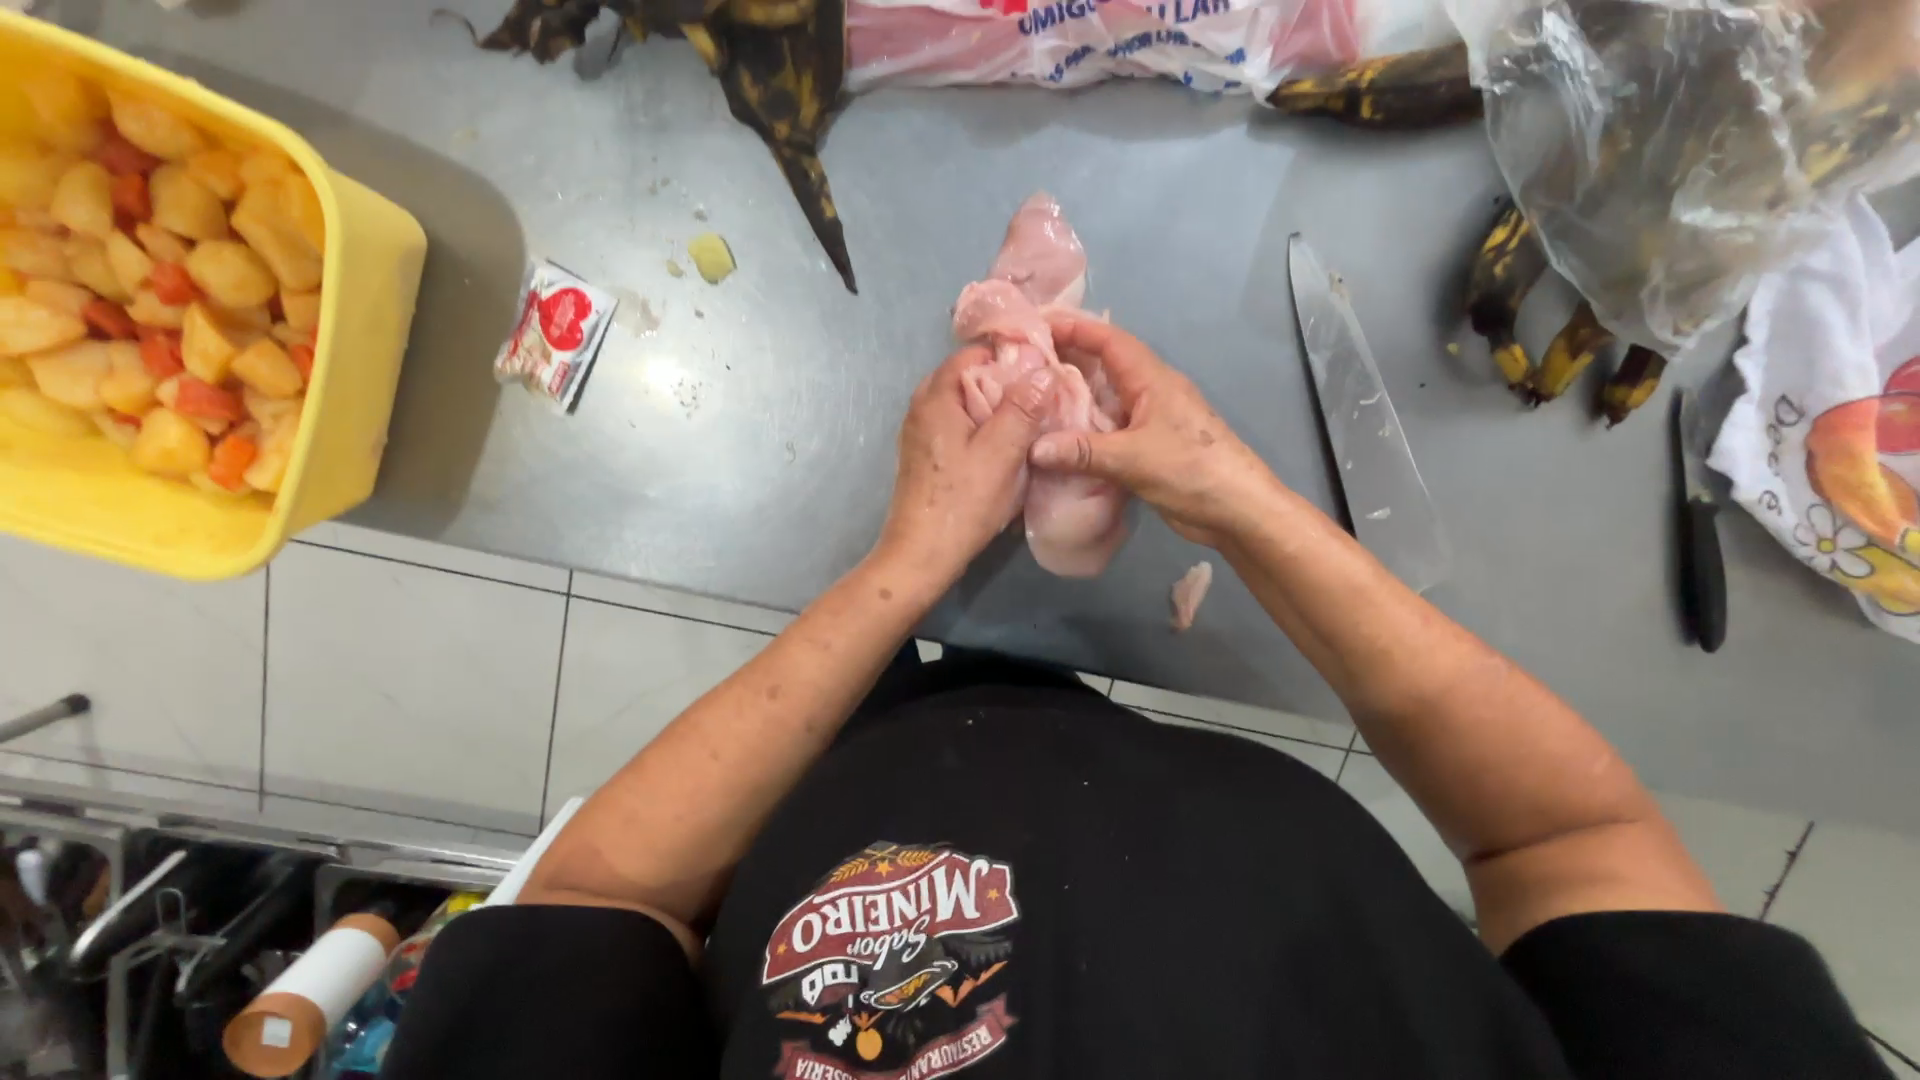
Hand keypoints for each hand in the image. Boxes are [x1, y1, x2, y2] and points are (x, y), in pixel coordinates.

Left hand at [876, 345, 1054, 580]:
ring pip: (963, 405)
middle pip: (967, 378)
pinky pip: (957, 428)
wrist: (922, 554)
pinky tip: (1005, 447)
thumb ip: (1022, 408)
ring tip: (1029, 420)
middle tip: (1041, 394)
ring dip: (994, 408)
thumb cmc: (963, 501)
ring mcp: (920, 435)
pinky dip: (981, 429)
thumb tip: (1043, 369)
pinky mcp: (926, 458)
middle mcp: (921, 409)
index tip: (1042, 366)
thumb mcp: (1001, 452)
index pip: (972, 353)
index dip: (1008, 355)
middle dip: (1003, 381)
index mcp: (936, 398)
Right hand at [1030, 314, 1277, 546]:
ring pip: (1104, 398)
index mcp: (1151, 379)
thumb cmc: (1193, 471)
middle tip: (1022, 362)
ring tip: (1031, 397)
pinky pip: (1109, 428)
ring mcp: (1149, 420)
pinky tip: (1057, 438)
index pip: (1108, 340)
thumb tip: (1034, 448)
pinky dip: (1083, 428)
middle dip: (1066, 358)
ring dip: (1073, 396)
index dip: (1073, 328)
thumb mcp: (1133, 459)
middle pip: (1103, 364)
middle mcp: (1149, 392)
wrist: (1238, 511)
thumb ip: (1082, 452)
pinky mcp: (1147, 448)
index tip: (1036, 325)